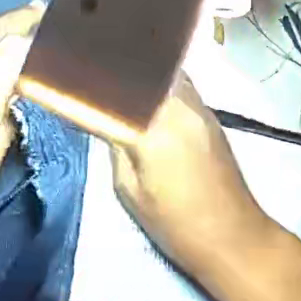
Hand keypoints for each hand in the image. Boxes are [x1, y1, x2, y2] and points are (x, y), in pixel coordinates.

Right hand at [102, 76, 300, 300]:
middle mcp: (179, 106)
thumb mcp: (127, 187)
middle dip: (112, 63)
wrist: (235, 239)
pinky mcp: (208, 112)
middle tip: (84, 61)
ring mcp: (198, 106)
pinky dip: (153, 77)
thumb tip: (98, 111)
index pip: (112, 90)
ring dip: (135, 67)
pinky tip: (136, 83)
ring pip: (161, 70)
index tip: (64, 71)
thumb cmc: (174, 223)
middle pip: (140, 68)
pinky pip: (175, 82)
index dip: (87, 77)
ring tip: (108, 66)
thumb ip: (113, 141)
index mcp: (154, 127)